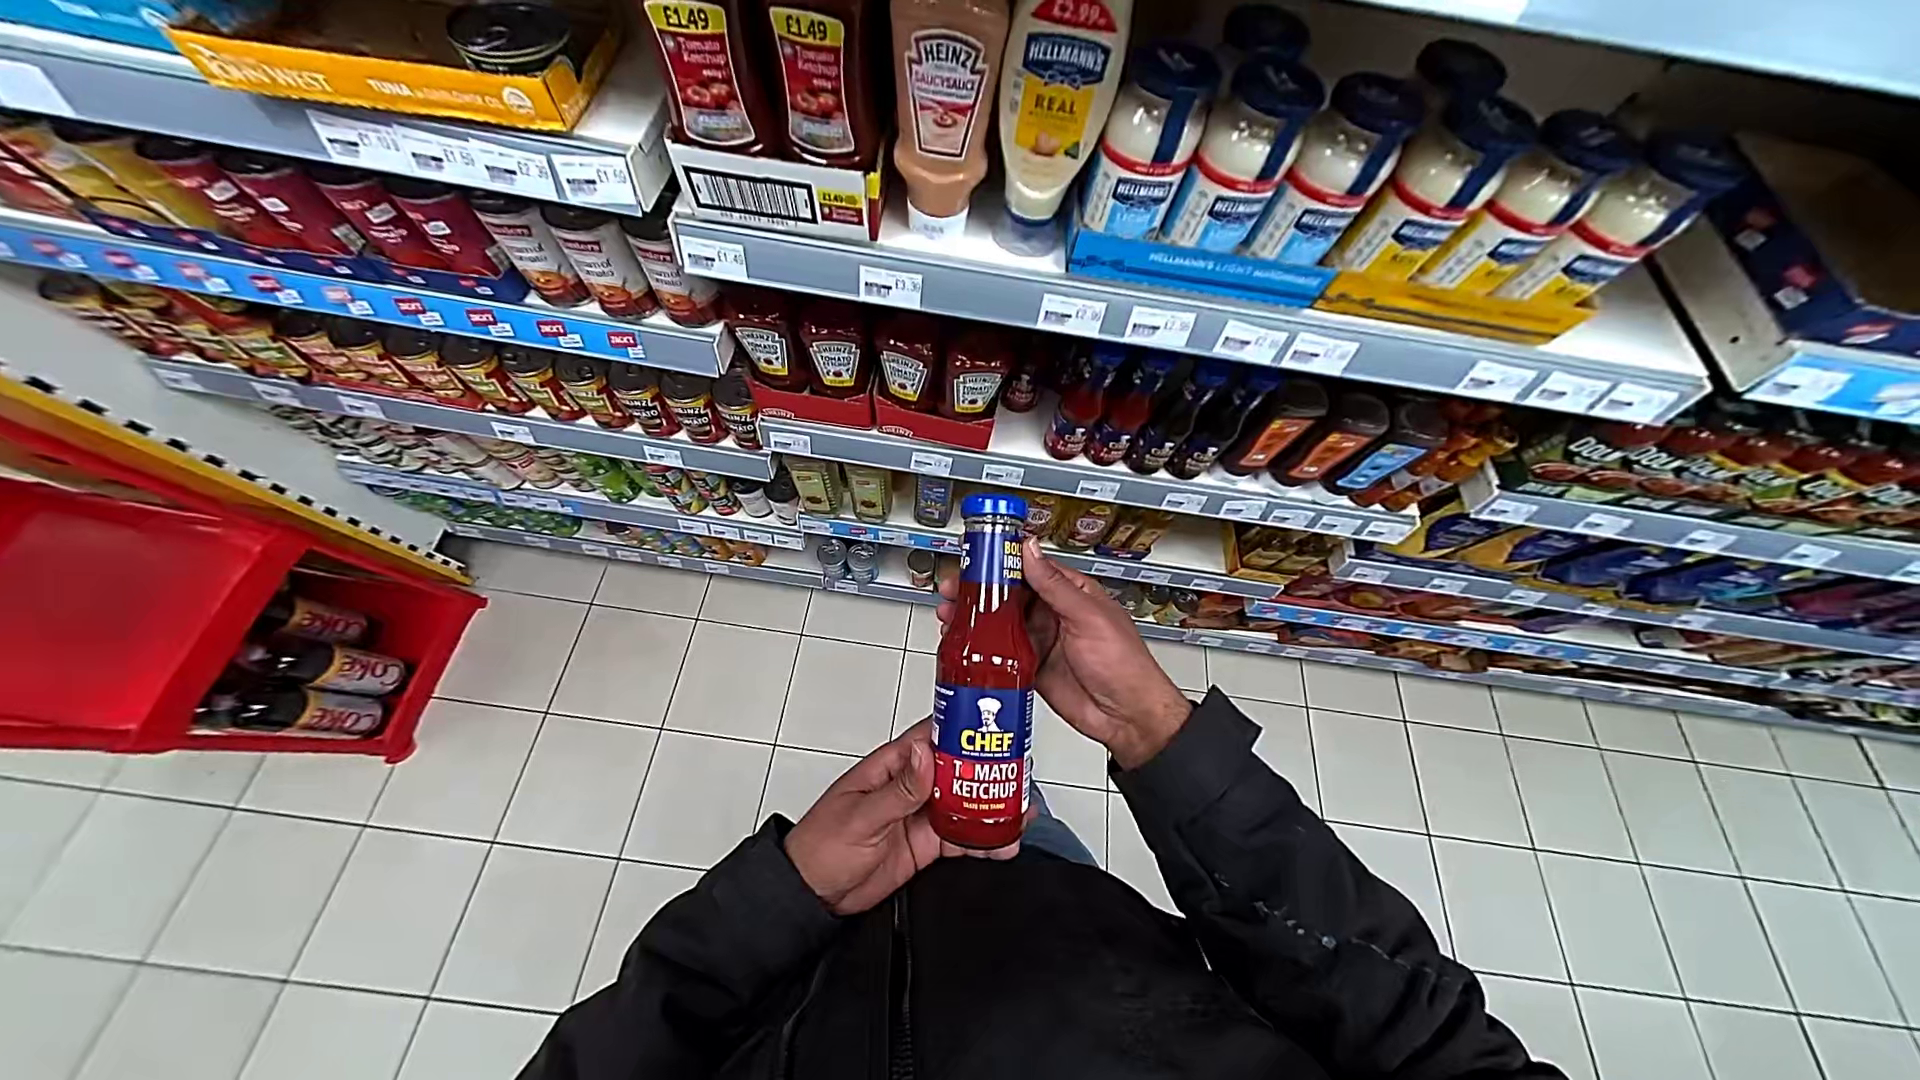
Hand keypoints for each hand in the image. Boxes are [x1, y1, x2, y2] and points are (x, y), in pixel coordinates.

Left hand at [784, 721, 1020, 914]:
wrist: (812, 897)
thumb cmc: (821, 845)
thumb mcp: (861, 816)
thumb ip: (898, 789)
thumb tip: (926, 752)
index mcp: (893, 766)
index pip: (933, 737)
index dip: (963, 730)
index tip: (994, 729)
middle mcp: (911, 785)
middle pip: (957, 770)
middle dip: (988, 771)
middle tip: (1019, 776)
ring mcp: (920, 815)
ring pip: (965, 803)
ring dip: (991, 807)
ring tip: (1020, 812)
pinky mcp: (926, 844)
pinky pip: (961, 838)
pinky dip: (984, 841)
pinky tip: (1002, 844)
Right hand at [939, 537, 1191, 769]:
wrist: (1127, 718)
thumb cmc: (1124, 665)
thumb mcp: (1088, 617)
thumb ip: (1055, 585)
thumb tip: (1030, 550)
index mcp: (1071, 593)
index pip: (1029, 569)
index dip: (1000, 562)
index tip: (975, 558)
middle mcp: (1052, 614)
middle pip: (1007, 595)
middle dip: (978, 590)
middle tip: (954, 588)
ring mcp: (1040, 640)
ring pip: (999, 623)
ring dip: (974, 618)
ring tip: (950, 614)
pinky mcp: (1030, 666)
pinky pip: (999, 653)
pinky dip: (980, 648)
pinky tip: (963, 643)